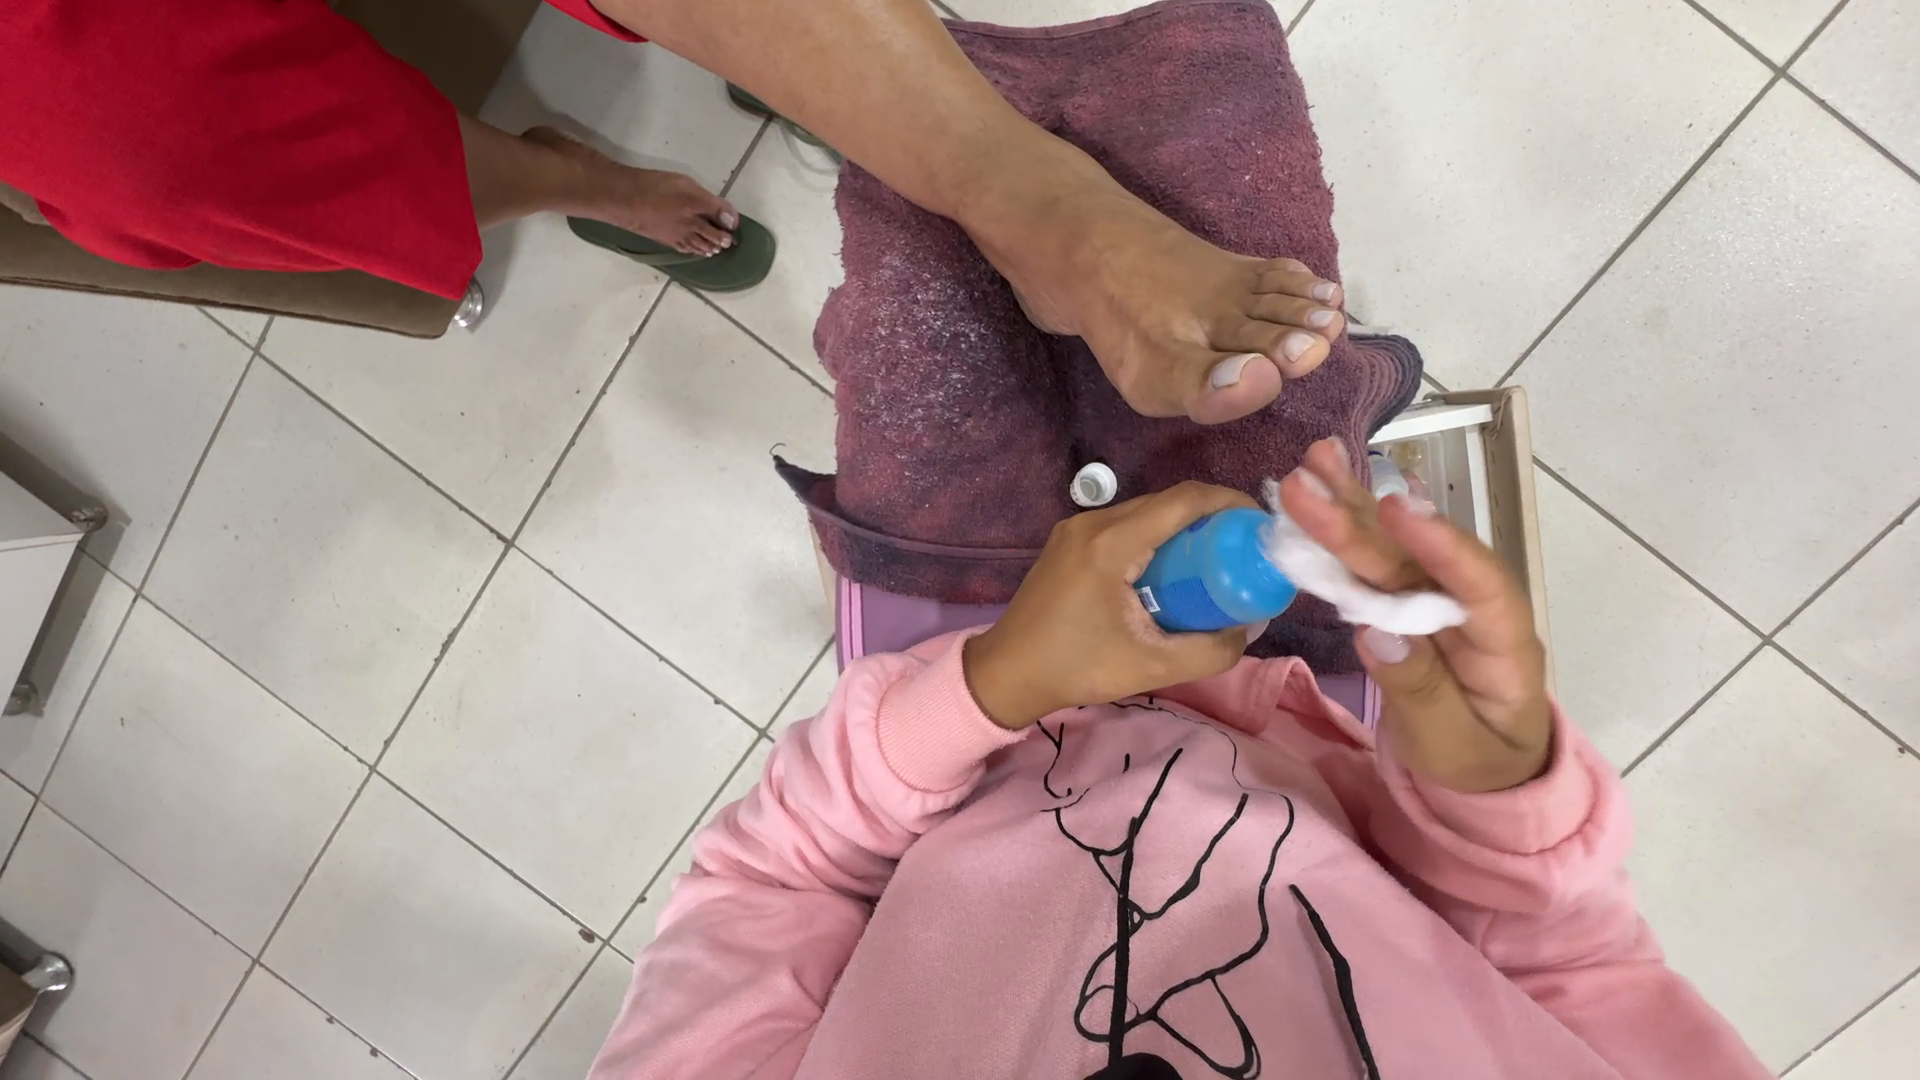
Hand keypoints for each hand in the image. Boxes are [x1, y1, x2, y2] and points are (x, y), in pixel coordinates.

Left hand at [964, 482, 1265, 728]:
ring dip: (1180, 529)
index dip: (1229, 504)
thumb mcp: (1152, 667)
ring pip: (1142, 513)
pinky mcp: (1067, 543)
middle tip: (1242, 551)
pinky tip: (1168, 570)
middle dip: (1209, 519)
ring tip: (1212, 562)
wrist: (1007, 673)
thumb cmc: (1077, 668)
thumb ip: (1210, 650)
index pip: (1183, 500)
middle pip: (1164, 503)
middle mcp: (1091, 524)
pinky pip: (1122, 526)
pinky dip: (1153, 538)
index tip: (1259, 525)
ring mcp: (1074, 530)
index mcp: (1110, 543)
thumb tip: (1248, 626)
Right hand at [1277, 438, 1552, 792]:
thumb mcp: (1452, 743)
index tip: (1394, 508)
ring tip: (1313, 461)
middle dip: (1358, 519)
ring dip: (1350, 504)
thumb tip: (1372, 631)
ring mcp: (1428, 598)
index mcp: (1501, 644)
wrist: (1479, 767)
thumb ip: (1420, 690)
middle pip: (1411, 559)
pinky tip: (1325, 488)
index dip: (1438, 545)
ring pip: (1387, 547)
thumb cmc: (1475, 761)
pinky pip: (1367, 564)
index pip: (1477, 585)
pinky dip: (1343, 529)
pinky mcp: (1398, 600)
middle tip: (1306, 483)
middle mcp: (1462, 607)